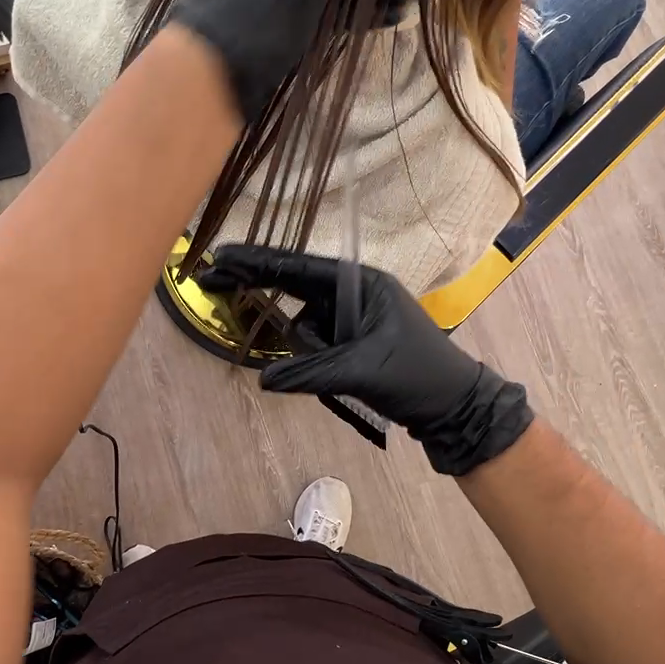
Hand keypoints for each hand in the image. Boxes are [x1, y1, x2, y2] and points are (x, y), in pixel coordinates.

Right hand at [198, 245, 534, 474]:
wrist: (453, 406)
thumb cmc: (416, 376)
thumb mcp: (361, 371)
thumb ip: (309, 373)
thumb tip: (263, 380)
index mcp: (363, 284)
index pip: (301, 267)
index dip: (259, 261)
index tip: (222, 256)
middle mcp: (355, 293)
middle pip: (295, 286)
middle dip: (258, 284)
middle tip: (211, 279)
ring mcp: (353, 317)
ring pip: (305, 323)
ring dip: (303, 346)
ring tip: (336, 371)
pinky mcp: (352, 341)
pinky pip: (317, 342)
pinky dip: (310, 356)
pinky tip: (325, 375)